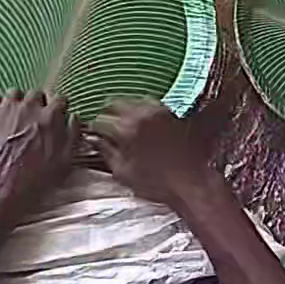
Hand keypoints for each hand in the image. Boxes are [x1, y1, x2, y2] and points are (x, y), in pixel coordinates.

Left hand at [0, 91, 76, 219]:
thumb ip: (72, 135)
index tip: (57, 116)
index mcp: (51, 117)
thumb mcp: (64, 163)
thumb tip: (74, 119)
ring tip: (15, 118)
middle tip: (35, 120)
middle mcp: (28, 107)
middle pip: (36, 94)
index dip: (59, 108)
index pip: (60, 99)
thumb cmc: (32, 181)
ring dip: (17, 102)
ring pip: (14, 93)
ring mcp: (5, 109)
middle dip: (37, 104)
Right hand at [91, 100, 219, 209]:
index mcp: (125, 130)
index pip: (100, 120)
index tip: (94, 133)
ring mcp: (157, 111)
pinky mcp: (170, 113)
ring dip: (123, 109)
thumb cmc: (156, 183)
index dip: (94, 128)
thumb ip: (106, 152)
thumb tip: (95, 140)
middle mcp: (141, 115)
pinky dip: (140, 109)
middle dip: (107, 114)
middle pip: (114, 103)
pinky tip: (140, 121)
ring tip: (121, 123)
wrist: (190, 183)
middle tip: (105, 126)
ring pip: (132, 100)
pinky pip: (149, 103)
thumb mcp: (123, 172)